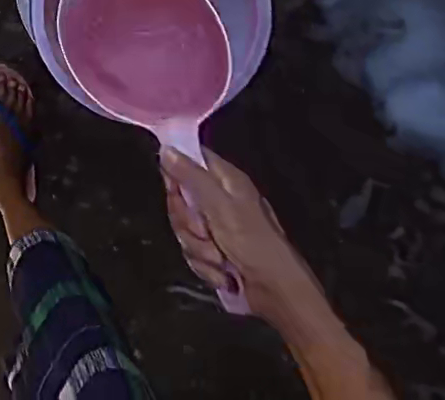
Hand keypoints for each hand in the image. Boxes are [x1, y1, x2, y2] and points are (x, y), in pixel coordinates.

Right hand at [161, 147, 330, 329]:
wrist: (279, 294)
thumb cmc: (254, 243)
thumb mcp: (220, 206)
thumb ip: (191, 176)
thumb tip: (166, 149)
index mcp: (224, 179)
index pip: (187, 160)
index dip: (175, 173)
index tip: (175, 191)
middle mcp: (219, 197)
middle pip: (180, 198)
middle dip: (187, 222)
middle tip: (204, 232)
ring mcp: (217, 225)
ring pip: (184, 228)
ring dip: (198, 248)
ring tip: (219, 259)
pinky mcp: (215, 250)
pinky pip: (192, 251)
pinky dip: (204, 265)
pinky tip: (222, 273)